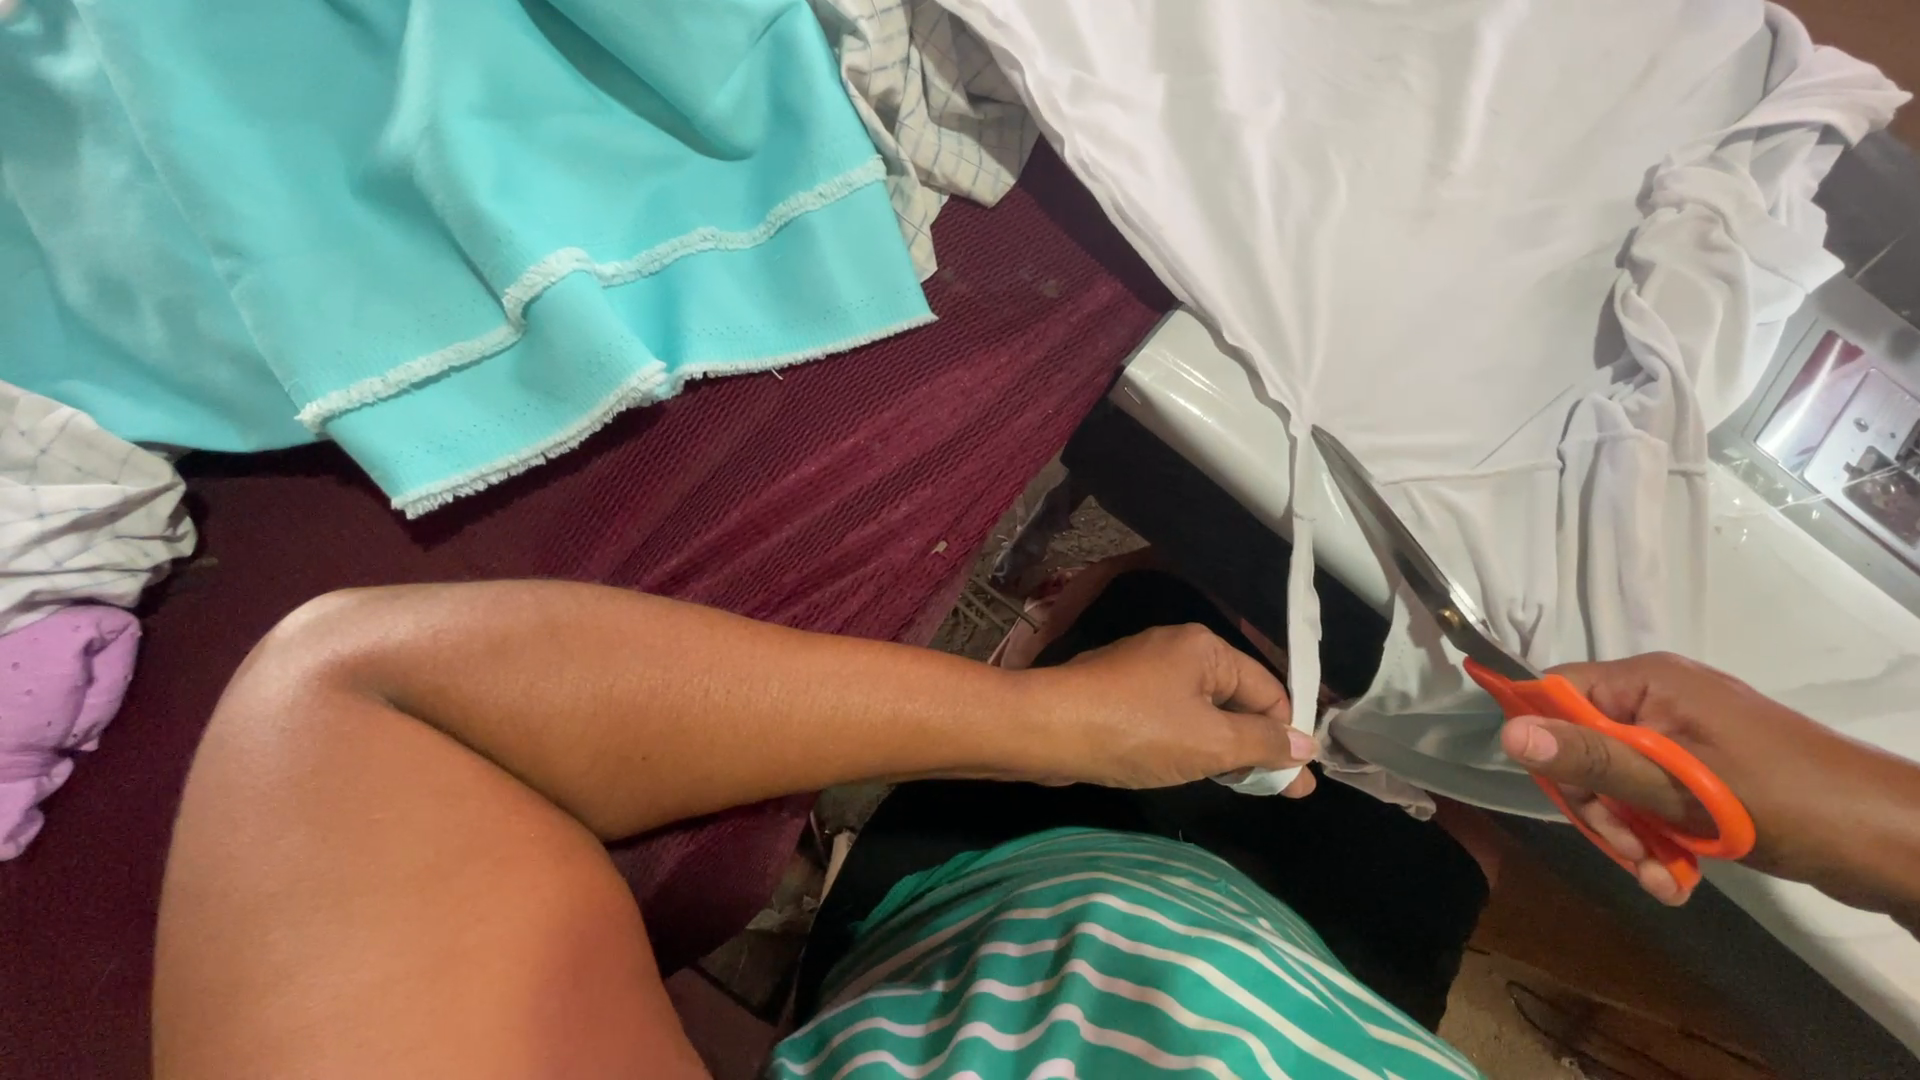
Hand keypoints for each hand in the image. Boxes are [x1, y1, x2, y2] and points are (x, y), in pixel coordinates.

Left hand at [1014, 623, 1316, 794]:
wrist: (1049, 728)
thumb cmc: (1138, 730)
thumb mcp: (1211, 742)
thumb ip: (1264, 743)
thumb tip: (1307, 746)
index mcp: (1205, 648)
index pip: (1268, 689)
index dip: (1287, 735)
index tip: (1298, 783)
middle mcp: (1177, 650)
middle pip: (1235, 698)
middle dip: (1256, 743)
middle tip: (1275, 792)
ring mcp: (1144, 672)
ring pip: (1202, 711)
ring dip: (1224, 747)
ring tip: (1241, 787)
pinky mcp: (1121, 695)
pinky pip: (1170, 718)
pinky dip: (1189, 743)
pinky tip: (1194, 770)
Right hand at [1500, 652, 1919, 917]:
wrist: (1909, 848)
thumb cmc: (1789, 803)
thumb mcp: (1676, 785)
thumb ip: (1590, 757)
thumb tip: (1507, 733)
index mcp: (1646, 681)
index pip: (1554, 693)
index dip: (1546, 744)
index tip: (1568, 797)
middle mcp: (1657, 697)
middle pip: (1581, 742)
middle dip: (1597, 805)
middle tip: (1627, 851)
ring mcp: (1684, 732)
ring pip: (1614, 776)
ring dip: (1626, 830)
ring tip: (1658, 875)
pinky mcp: (1705, 765)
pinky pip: (1650, 791)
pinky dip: (1654, 833)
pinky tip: (1672, 873)